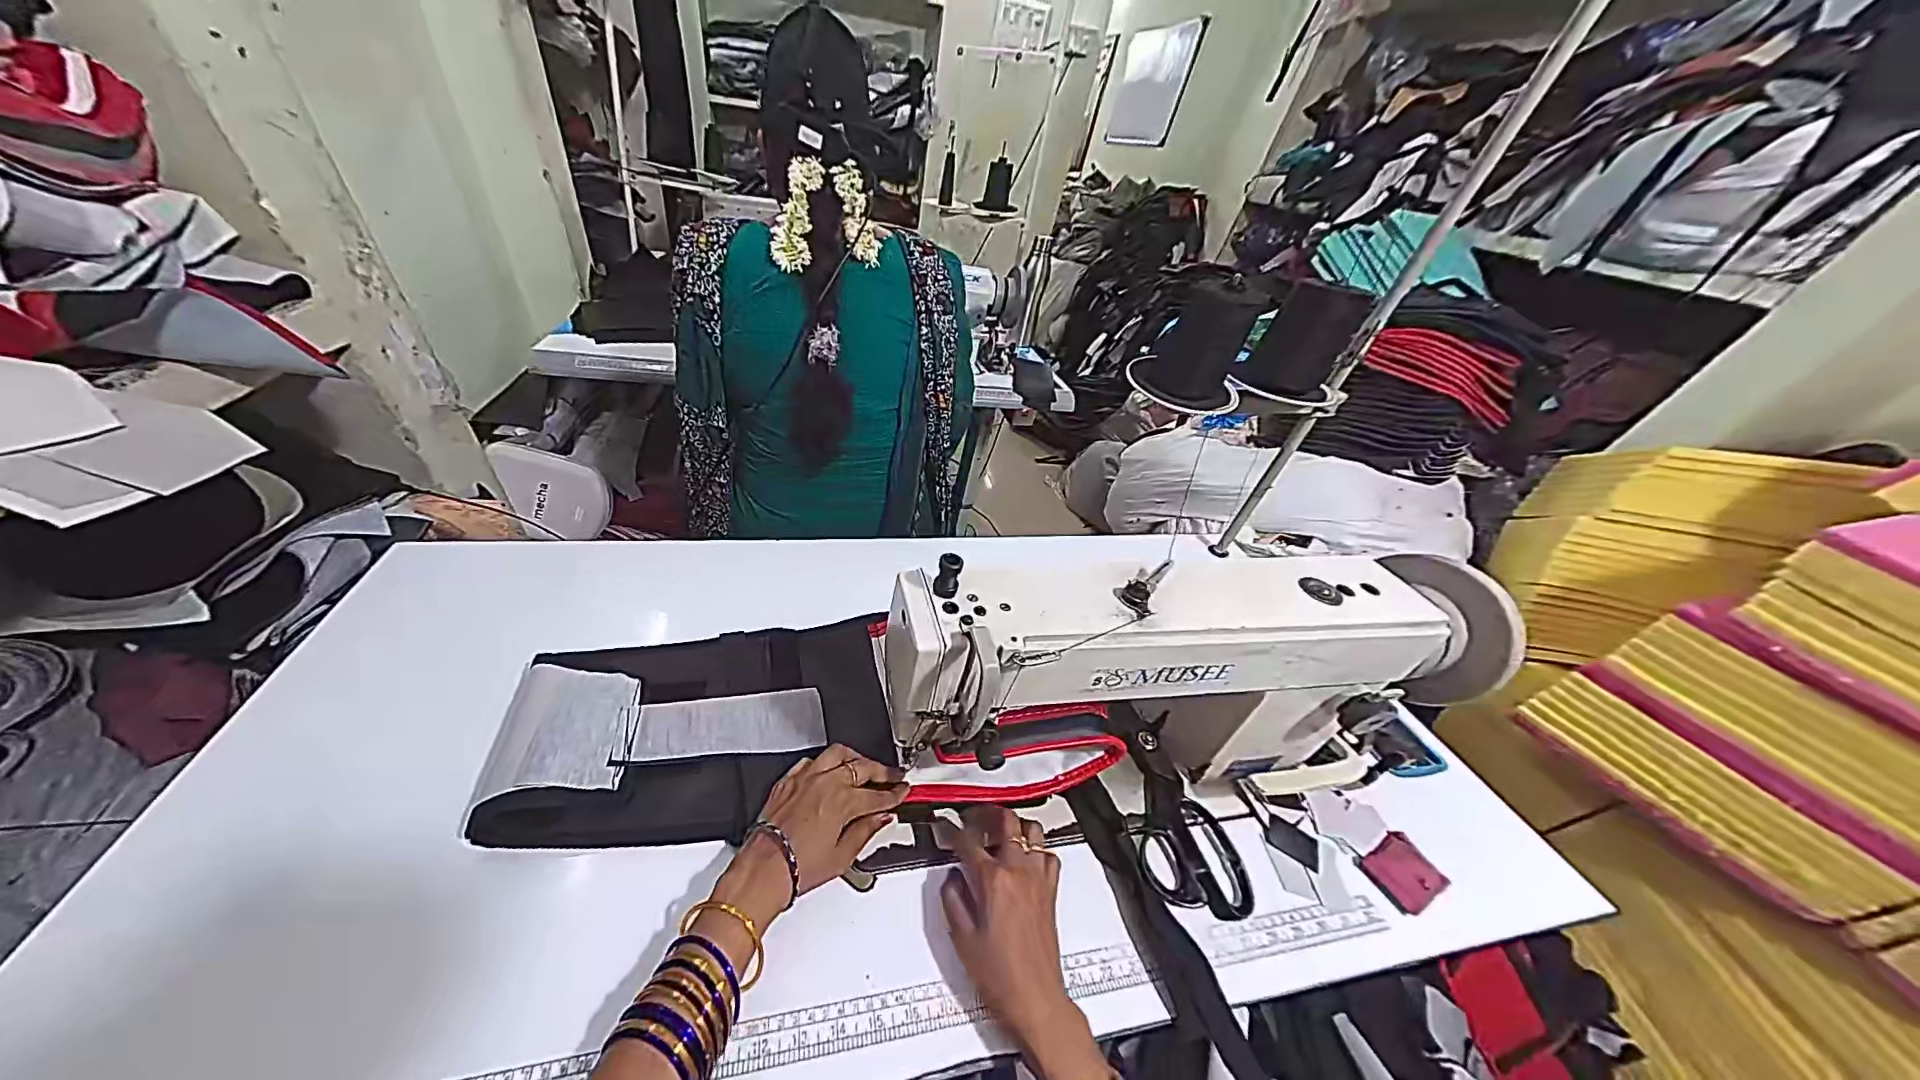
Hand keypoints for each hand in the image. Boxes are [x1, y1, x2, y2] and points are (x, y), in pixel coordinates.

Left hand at [712, 745, 905, 928]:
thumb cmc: (796, 867)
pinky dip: (825, 762)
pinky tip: (828, 769)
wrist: (763, 869)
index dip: (895, 793)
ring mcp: (805, 779)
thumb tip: (880, 818)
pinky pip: (811, 761)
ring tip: (864, 765)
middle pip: (863, 767)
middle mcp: (825, 783)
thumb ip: (866, 831)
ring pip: (837, 754)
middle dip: (883, 772)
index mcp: (843, 801)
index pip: (878, 794)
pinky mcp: (788, 781)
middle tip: (893, 776)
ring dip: (855, 758)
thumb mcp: (842, 856)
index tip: (903, 791)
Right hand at [940, 807, 1109, 1078]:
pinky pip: (1047, 854)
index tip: (944, 825)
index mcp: (993, 881)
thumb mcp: (961, 937)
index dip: (951, 829)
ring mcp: (1038, 879)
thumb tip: (951, 877)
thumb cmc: (1001, 976)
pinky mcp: (1050, 890)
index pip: (968, 841)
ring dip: (1013, 824)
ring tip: (997, 829)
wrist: (1035, 999)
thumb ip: (952, 898)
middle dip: (985, 813)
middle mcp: (1019, 872)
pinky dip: (1036, 847)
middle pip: (1005, 821)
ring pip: (1031, 830)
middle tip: (972, 816)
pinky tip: (1024, 855)